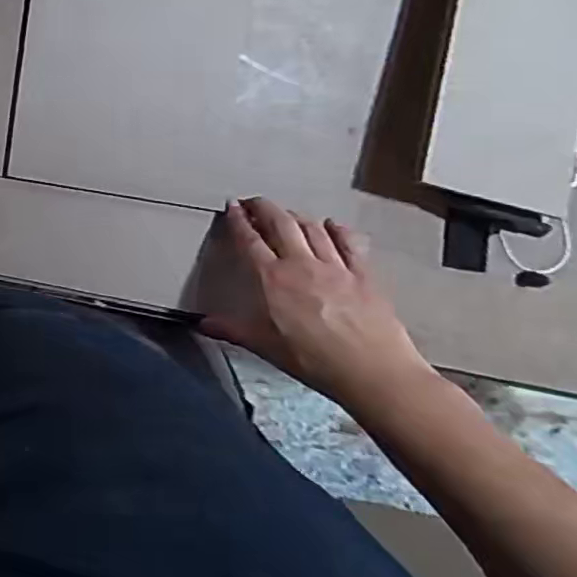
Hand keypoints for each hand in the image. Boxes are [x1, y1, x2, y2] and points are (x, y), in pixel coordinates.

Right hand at [201, 197, 437, 408]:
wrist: (372, 372)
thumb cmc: (314, 360)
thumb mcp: (264, 345)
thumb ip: (232, 330)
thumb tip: (203, 325)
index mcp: (272, 279)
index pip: (249, 240)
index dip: (238, 220)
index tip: (232, 207)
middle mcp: (301, 265)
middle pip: (280, 223)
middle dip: (264, 208)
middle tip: (254, 203)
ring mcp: (336, 267)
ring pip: (312, 228)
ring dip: (295, 216)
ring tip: (286, 213)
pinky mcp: (364, 276)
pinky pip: (350, 244)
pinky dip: (338, 230)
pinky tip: (332, 225)